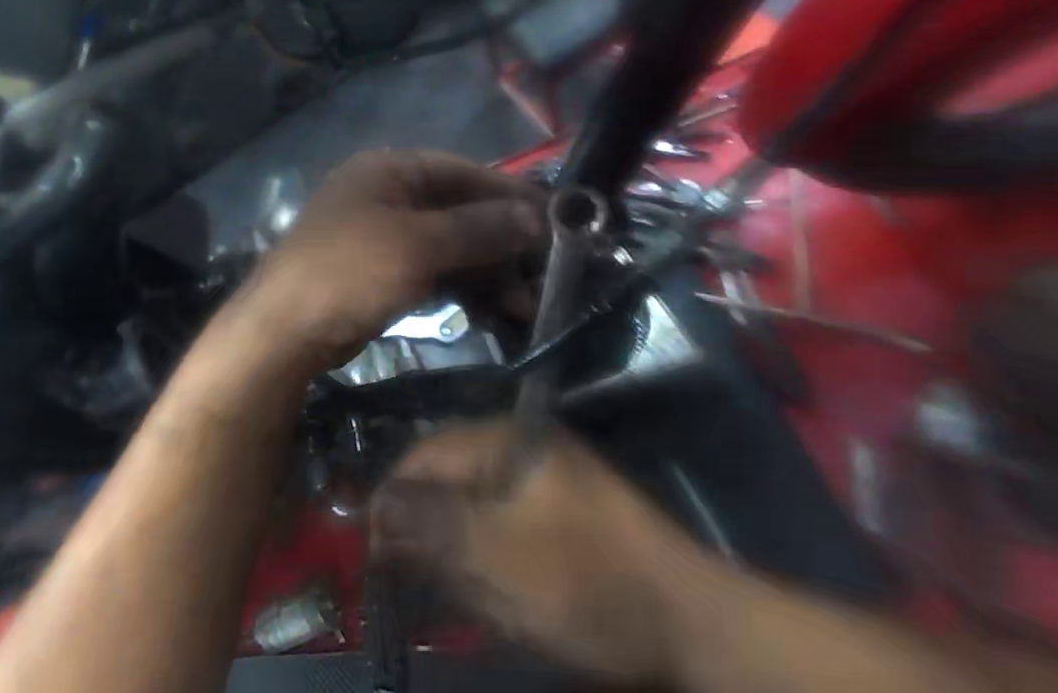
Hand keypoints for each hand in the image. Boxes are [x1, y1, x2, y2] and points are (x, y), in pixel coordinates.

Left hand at [244, 151, 543, 372]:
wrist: (281, 335)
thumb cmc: (349, 273)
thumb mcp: (419, 245)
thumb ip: (481, 228)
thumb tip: (537, 216)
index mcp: (391, 170)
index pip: (465, 172)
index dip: (511, 194)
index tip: (555, 217)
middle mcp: (390, 196)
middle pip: (462, 211)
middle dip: (504, 243)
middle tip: (545, 272)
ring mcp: (386, 236)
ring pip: (453, 247)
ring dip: (490, 273)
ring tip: (526, 305)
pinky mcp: (385, 273)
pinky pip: (437, 272)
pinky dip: (466, 289)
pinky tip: (495, 313)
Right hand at [372, 420, 706, 684]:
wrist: (684, 619)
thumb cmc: (583, 583)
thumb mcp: (495, 558)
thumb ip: (429, 524)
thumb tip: (373, 503)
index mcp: (506, 439)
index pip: (424, 455)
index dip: (390, 503)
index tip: (373, 559)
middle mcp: (520, 445)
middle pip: (445, 479)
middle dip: (426, 532)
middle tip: (423, 585)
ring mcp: (542, 476)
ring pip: (471, 506)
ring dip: (458, 551)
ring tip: (468, 594)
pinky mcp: (557, 509)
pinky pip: (501, 523)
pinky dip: (488, 558)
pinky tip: (496, 591)